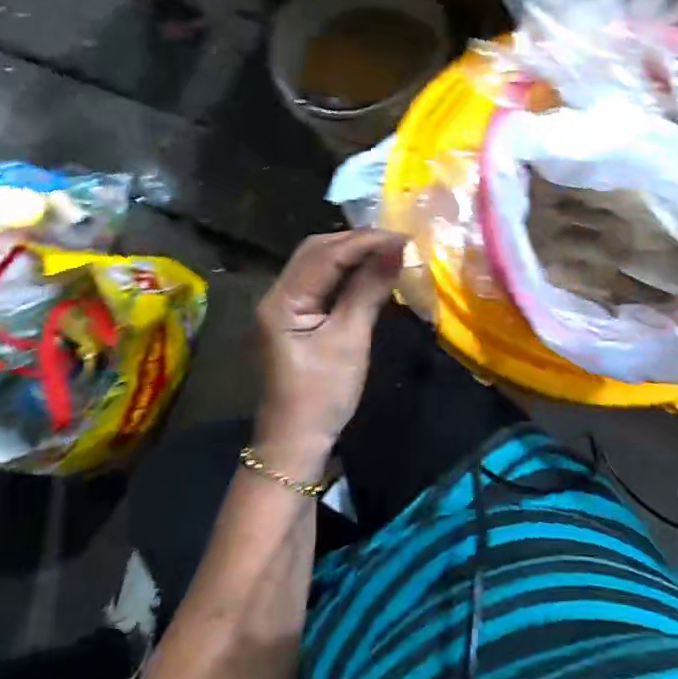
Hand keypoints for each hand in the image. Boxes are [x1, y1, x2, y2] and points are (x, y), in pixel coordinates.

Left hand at [254, 231, 406, 462]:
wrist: (294, 442)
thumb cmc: (322, 396)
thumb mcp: (349, 341)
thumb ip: (368, 291)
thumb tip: (395, 250)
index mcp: (282, 300)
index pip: (325, 254)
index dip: (364, 241)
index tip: (402, 236)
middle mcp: (275, 295)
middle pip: (315, 252)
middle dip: (355, 242)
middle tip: (396, 241)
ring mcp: (280, 306)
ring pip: (315, 265)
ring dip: (349, 255)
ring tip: (386, 251)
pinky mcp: (290, 318)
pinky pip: (317, 283)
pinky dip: (342, 274)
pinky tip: (366, 273)